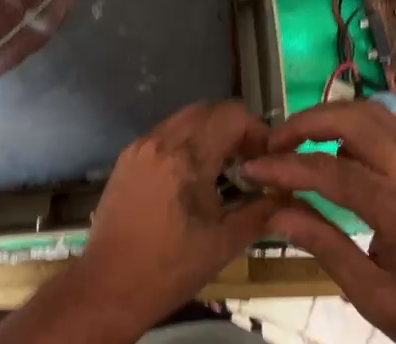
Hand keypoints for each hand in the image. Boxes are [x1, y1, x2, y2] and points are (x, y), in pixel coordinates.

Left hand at [72, 99, 282, 329]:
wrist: (109, 286)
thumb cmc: (170, 268)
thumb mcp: (224, 244)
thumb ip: (261, 213)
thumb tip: (286, 195)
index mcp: (186, 157)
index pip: (231, 114)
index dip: (256, 131)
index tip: (265, 161)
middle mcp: (161, 140)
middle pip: (208, 109)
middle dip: (234, 129)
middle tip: (248, 162)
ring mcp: (140, 145)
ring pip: (185, 118)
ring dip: (210, 133)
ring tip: (223, 169)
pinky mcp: (127, 156)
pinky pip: (165, 133)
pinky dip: (186, 142)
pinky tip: (193, 176)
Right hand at [241, 101, 395, 343]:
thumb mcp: (376, 297)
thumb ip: (325, 247)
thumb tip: (276, 212)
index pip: (330, 169)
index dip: (285, 166)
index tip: (251, 168)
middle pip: (355, 117)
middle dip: (307, 120)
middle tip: (274, 141)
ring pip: (375, 115)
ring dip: (333, 118)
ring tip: (300, 142)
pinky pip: (393, 131)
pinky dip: (358, 131)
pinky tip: (339, 157)